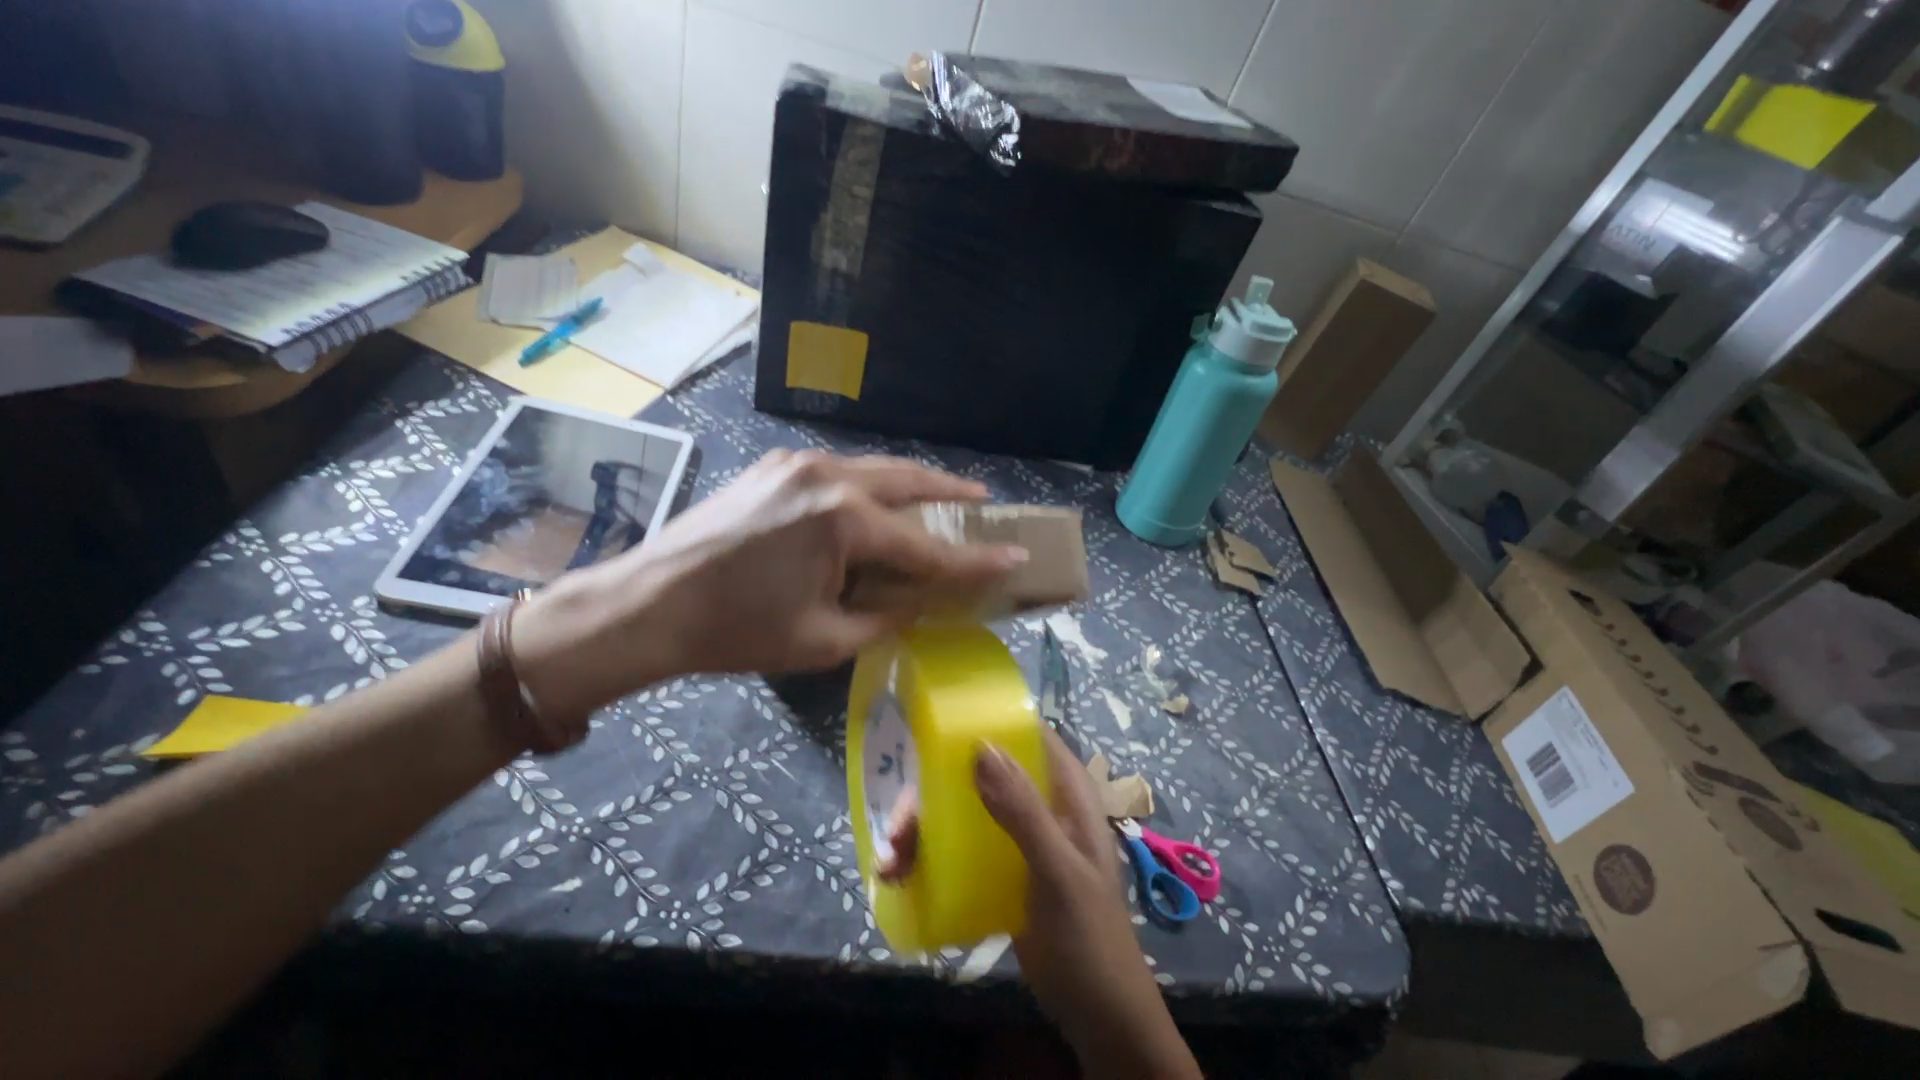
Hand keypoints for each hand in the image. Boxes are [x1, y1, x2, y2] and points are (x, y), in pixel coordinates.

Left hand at [513, 450, 1024, 714]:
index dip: (974, 560)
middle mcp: (826, 476)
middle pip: (907, 480)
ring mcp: (794, 464)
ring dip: (909, 484)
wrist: (649, 603)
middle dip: (950, 494)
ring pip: (872, 469)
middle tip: (984, 503)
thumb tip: (924, 603)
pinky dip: (868, 485)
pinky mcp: (771, 468)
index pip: (926, 545)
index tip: (1016, 558)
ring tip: (941, 497)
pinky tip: (875, 502)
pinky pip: (837, 471)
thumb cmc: (736, 631)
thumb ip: (886, 616)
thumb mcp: (823, 638)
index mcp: (843, 520)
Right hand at [876, 732, 1198, 1078]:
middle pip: (982, 779)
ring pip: (964, 816)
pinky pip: (960, 853)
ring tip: (891, 864)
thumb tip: (982, 747)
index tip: (940, 725)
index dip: (992, 724)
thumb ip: (1023, 812)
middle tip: (900, 825)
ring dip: (924, 832)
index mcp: (1068, 799)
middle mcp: (1042, 813)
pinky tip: (900, 878)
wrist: (1099, 1017)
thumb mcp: (1058, 871)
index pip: (1033, 739)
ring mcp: (1020, 847)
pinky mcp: (1001, 879)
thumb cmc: (1089, 938)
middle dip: (935, 795)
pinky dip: (929, 861)